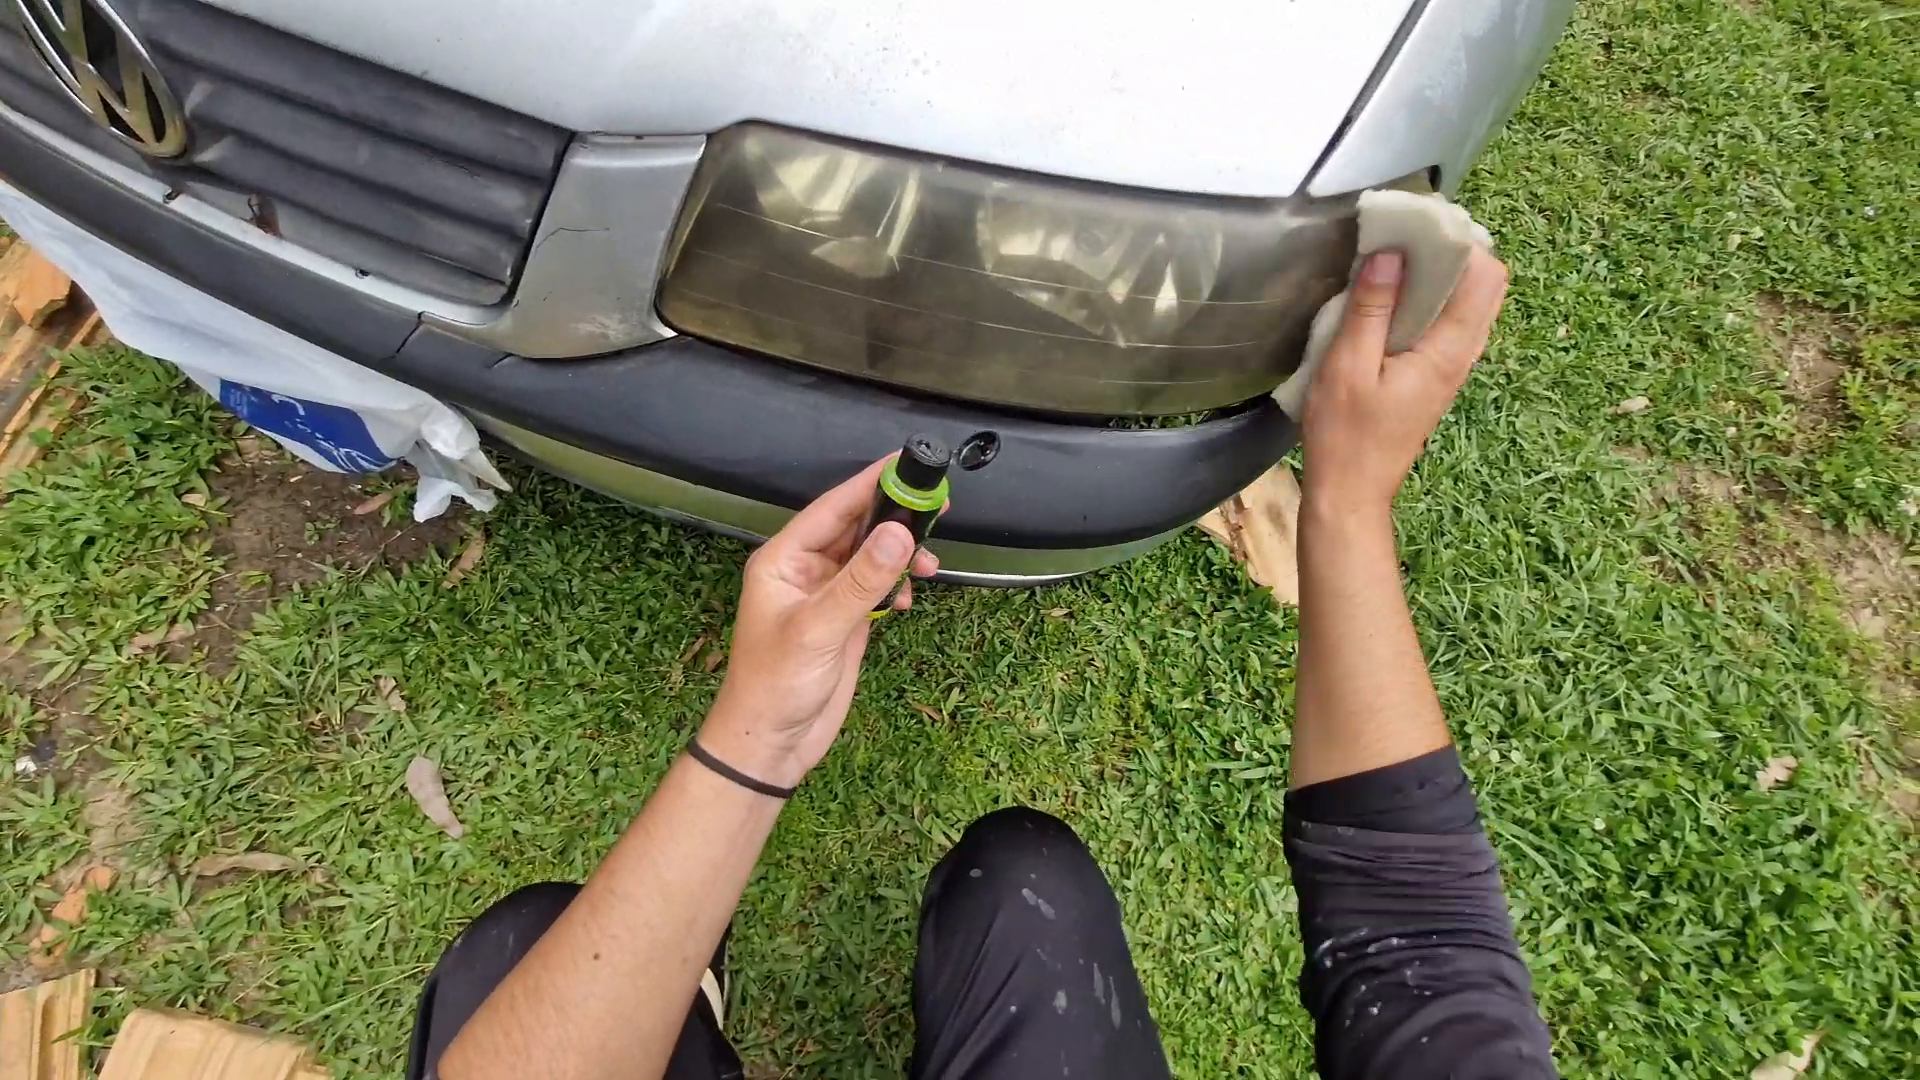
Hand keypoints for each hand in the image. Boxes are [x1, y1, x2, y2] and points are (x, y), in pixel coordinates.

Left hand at [700, 457, 938, 788]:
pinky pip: (877, 587)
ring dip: (900, 556)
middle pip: (855, 528)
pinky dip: (897, 585)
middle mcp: (807, 569)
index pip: (832, 508)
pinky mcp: (847, 619)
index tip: (907, 464)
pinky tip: (908, 597)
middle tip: (937, 507)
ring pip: (871, 557)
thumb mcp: (818, 628)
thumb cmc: (777, 683)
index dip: (869, 483)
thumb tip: (901, 533)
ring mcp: (828, 595)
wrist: (772, 744)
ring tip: (930, 565)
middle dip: (894, 518)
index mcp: (785, 559)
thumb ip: (861, 581)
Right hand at [1302, 247, 1509, 520]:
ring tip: (1394, 267)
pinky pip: (1445, 326)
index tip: (1413, 227)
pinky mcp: (1433, 380)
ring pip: (1466, 306)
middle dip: (1452, 253)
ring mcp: (1450, 370)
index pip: (1484, 274)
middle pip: (1484, 286)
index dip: (1457, 240)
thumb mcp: (1347, 369)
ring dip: (1439, 279)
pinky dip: (1427, 305)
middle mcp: (1462, 355)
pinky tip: (1388, 307)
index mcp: (1448, 350)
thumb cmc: (1344, 435)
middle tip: (1405, 241)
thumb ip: (1369, 312)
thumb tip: (1389, 255)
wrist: (1351, 490)